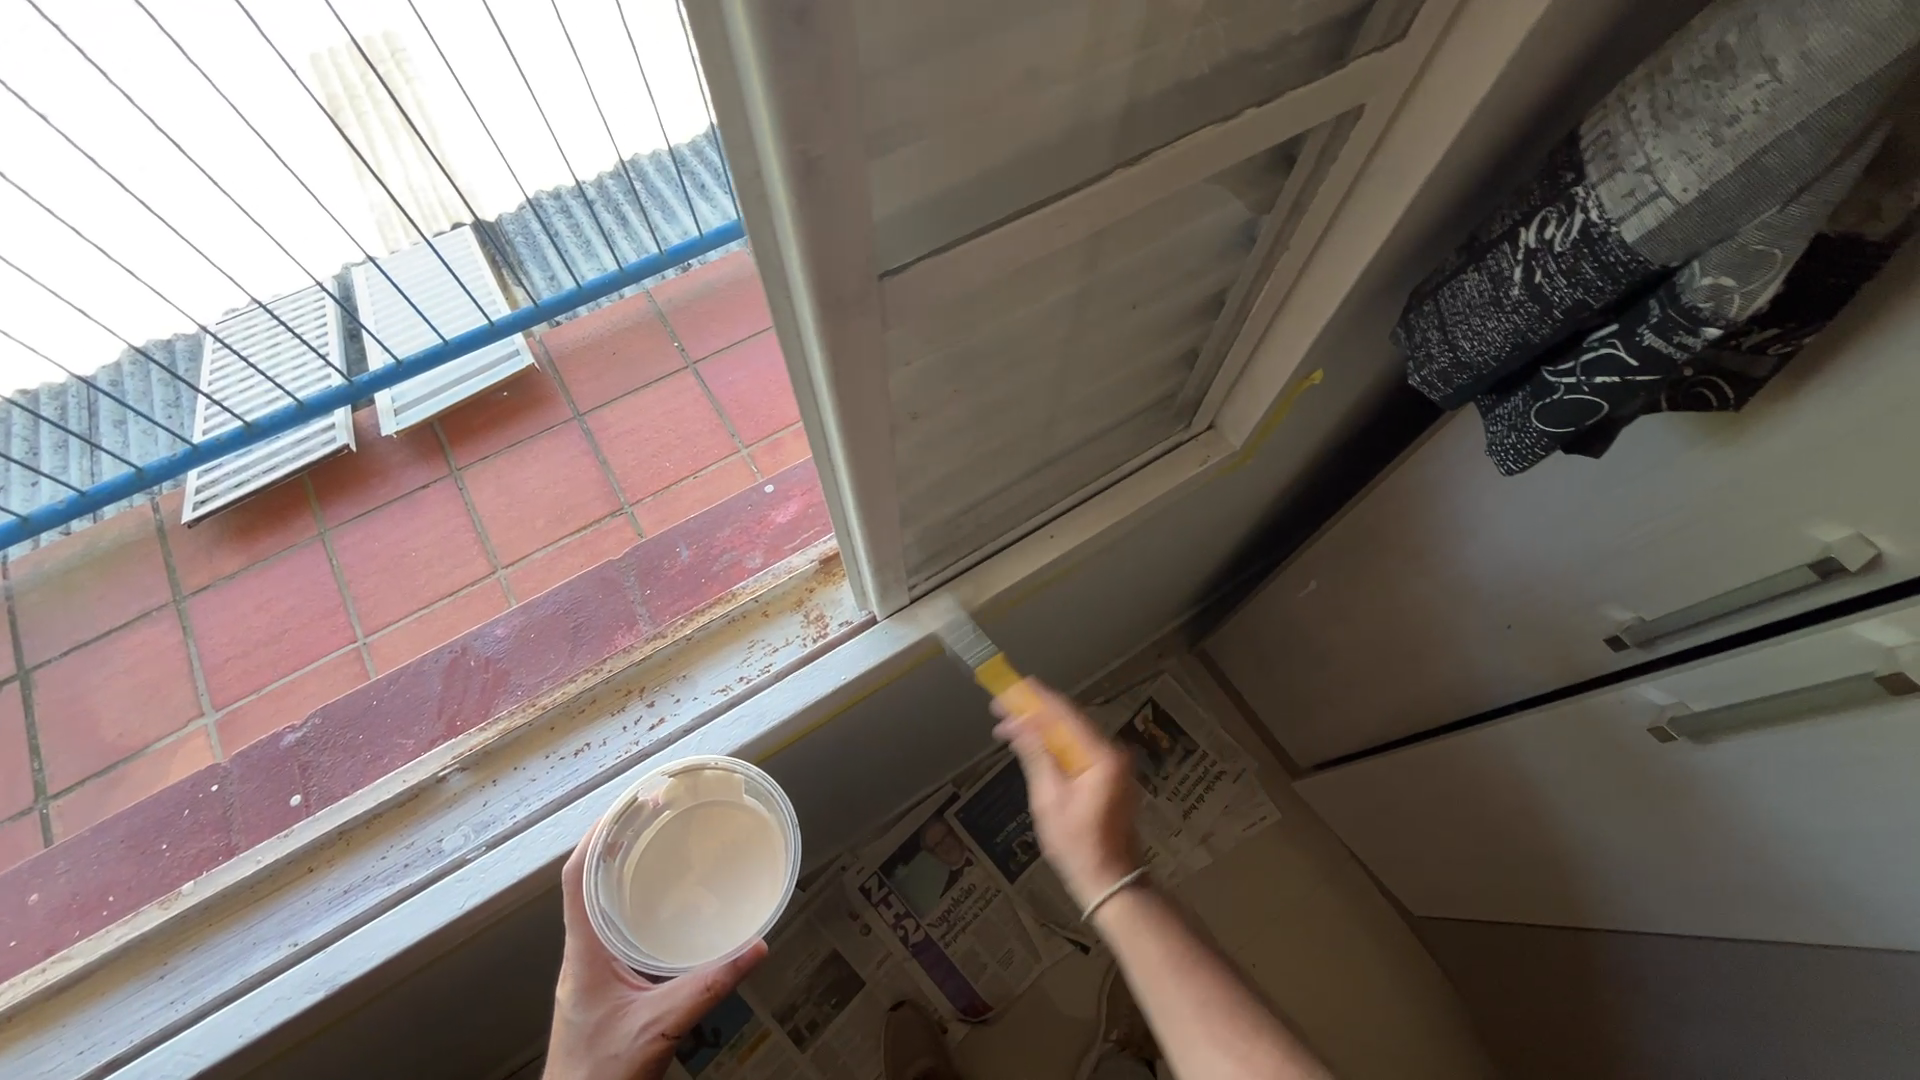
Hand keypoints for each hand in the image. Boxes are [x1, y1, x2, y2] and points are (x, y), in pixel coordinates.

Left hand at [544, 830, 766, 1079]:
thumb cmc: (600, 1075)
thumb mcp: (660, 1025)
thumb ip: (709, 986)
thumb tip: (757, 947)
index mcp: (586, 952)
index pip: (577, 877)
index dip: (598, 834)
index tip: (627, 804)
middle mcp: (583, 954)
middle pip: (588, 882)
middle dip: (618, 842)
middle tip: (654, 814)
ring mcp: (590, 970)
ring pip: (600, 904)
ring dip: (624, 870)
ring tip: (659, 844)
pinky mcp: (603, 985)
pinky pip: (614, 928)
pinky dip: (635, 903)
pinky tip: (665, 906)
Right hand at [991, 678, 1141, 908]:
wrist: (1111, 880)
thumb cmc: (1077, 845)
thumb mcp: (1048, 800)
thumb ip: (1036, 755)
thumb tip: (1018, 723)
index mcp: (1101, 756)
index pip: (1064, 715)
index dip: (1035, 699)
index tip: (1010, 688)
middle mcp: (1112, 752)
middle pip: (1068, 720)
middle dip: (1034, 712)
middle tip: (1001, 708)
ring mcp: (1114, 762)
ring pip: (1071, 733)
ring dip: (1041, 727)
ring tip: (1008, 726)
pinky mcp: (1109, 773)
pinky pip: (1078, 748)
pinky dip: (1054, 743)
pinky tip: (1032, 744)